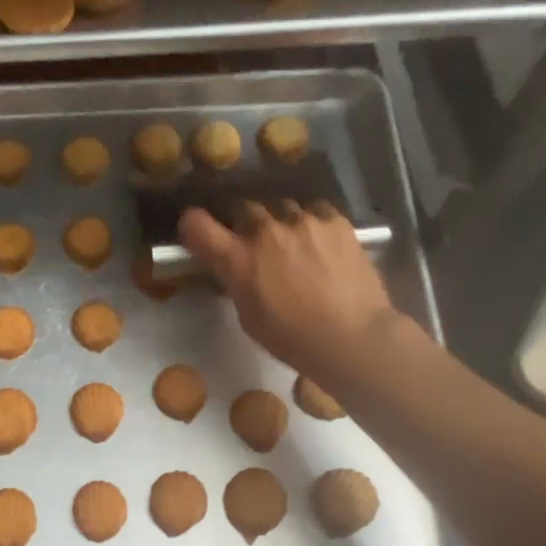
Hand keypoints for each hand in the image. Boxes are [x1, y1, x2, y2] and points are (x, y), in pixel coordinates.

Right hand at [178, 201, 401, 383]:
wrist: (352, 336)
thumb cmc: (293, 338)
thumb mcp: (248, 316)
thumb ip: (237, 283)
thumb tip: (236, 270)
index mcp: (238, 259)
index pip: (197, 224)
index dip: (193, 226)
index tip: (198, 233)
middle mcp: (266, 231)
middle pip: (244, 208)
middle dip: (244, 224)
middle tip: (254, 243)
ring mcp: (303, 221)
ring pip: (281, 207)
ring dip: (280, 222)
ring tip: (293, 242)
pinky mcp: (336, 221)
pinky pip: (315, 210)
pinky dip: (311, 221)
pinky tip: (320, 240)